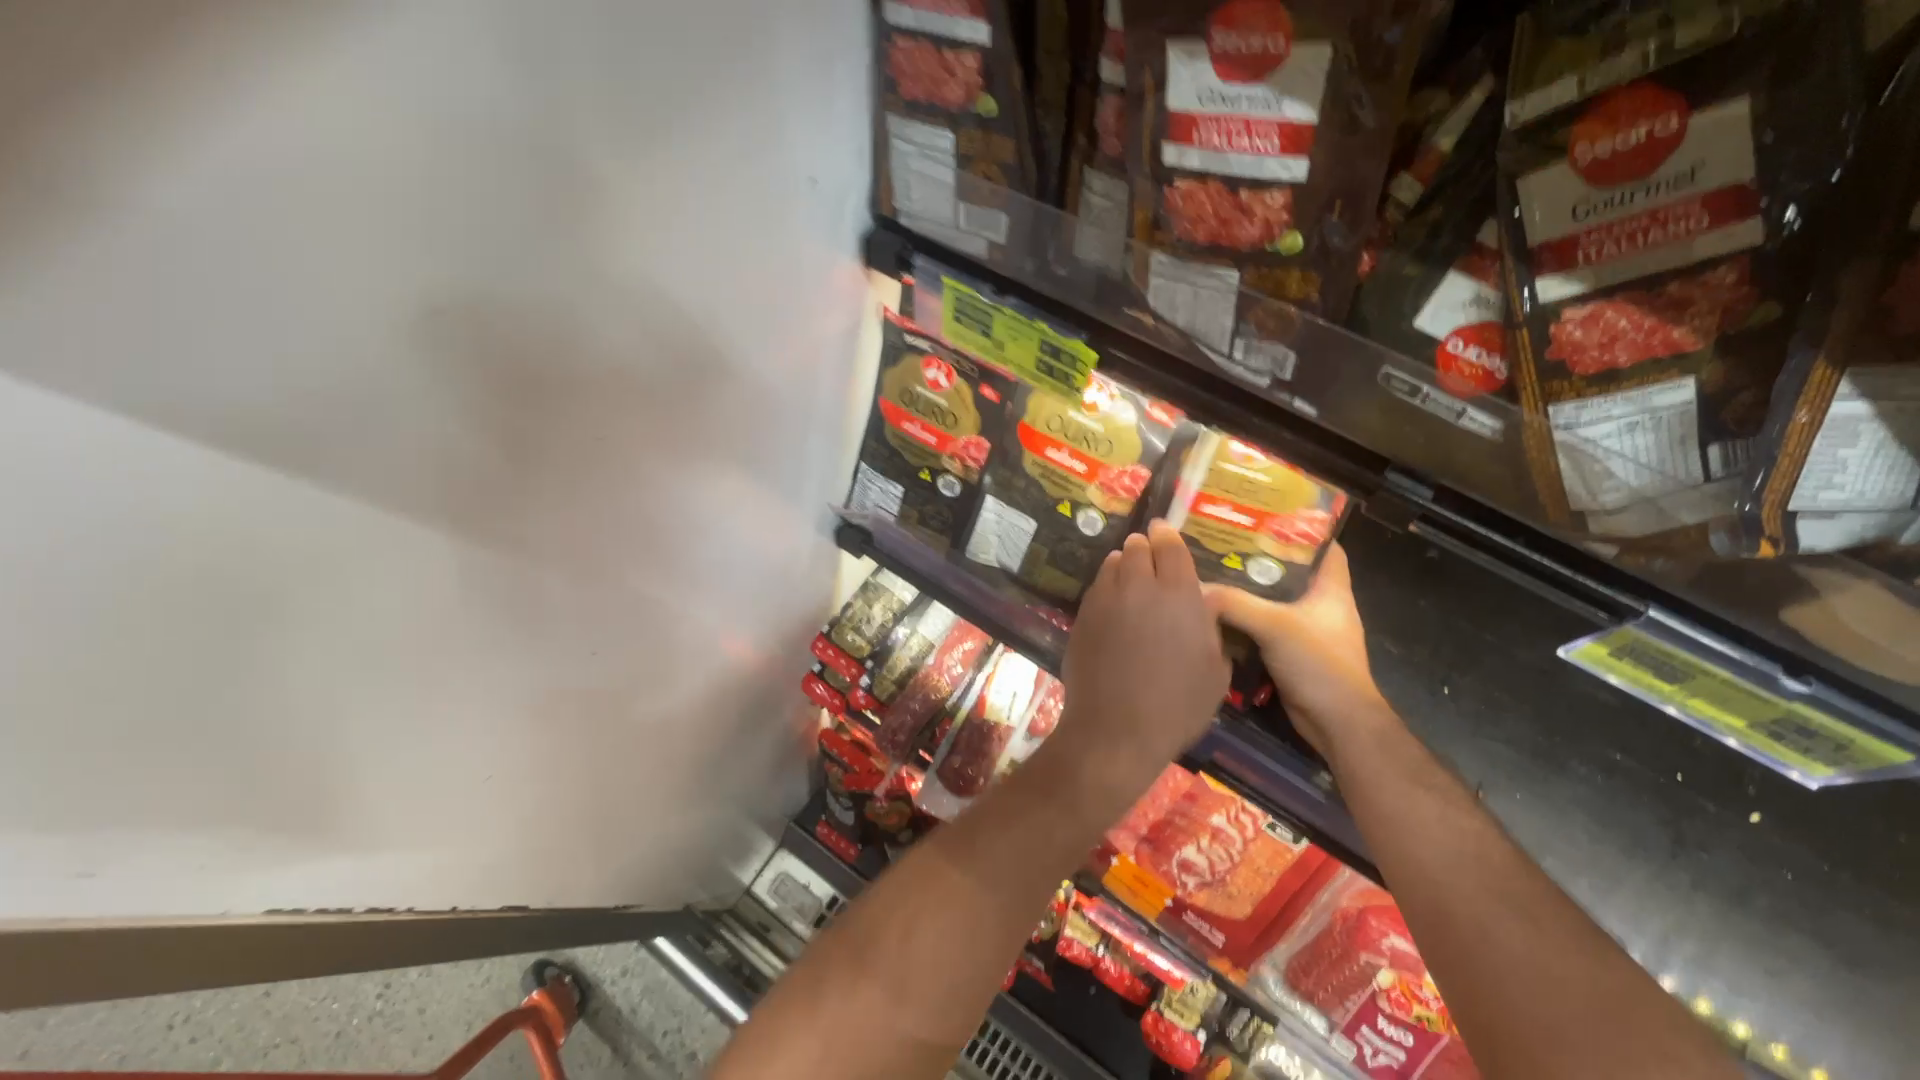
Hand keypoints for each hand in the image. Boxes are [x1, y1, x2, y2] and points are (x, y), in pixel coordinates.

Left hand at [1056, 521, 1229, 797]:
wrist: (1115, 731)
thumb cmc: (1177, 707)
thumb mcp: (1215, 673)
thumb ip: (1210, 630)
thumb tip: (1204, 604)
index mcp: (1179, 594)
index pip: (1171, 547)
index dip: (1167, 536)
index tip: (1163, 531)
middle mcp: (1140, 587)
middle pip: (1138, 548)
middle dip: (1144, 548)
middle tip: (1148, 554)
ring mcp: (1104, 600)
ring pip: (1113, 565)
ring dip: (1123, 565)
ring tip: (1129, 577)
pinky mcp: (1081, 618)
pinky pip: (1096, 589)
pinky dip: (1106, 587)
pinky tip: (1112, 604)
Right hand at [1203, 544, 1391, 759]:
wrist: (1336, 723)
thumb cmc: (1319, 664)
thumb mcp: (1274, 626)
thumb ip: (1234, 604)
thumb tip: (1194, 589)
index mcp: (1331, 589)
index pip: (1324, 547)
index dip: (1301, 530)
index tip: (1266, 519)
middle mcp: (1321, 607)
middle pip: (1289, 575)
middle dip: (1258, 563)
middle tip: (1222, 547)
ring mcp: (1306, 633)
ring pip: (1272, 605)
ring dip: (1246, 596)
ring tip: (1211, 577)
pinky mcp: (1291, 657)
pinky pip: (1262, 632)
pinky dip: (1242, 625)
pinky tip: (1214, 617)